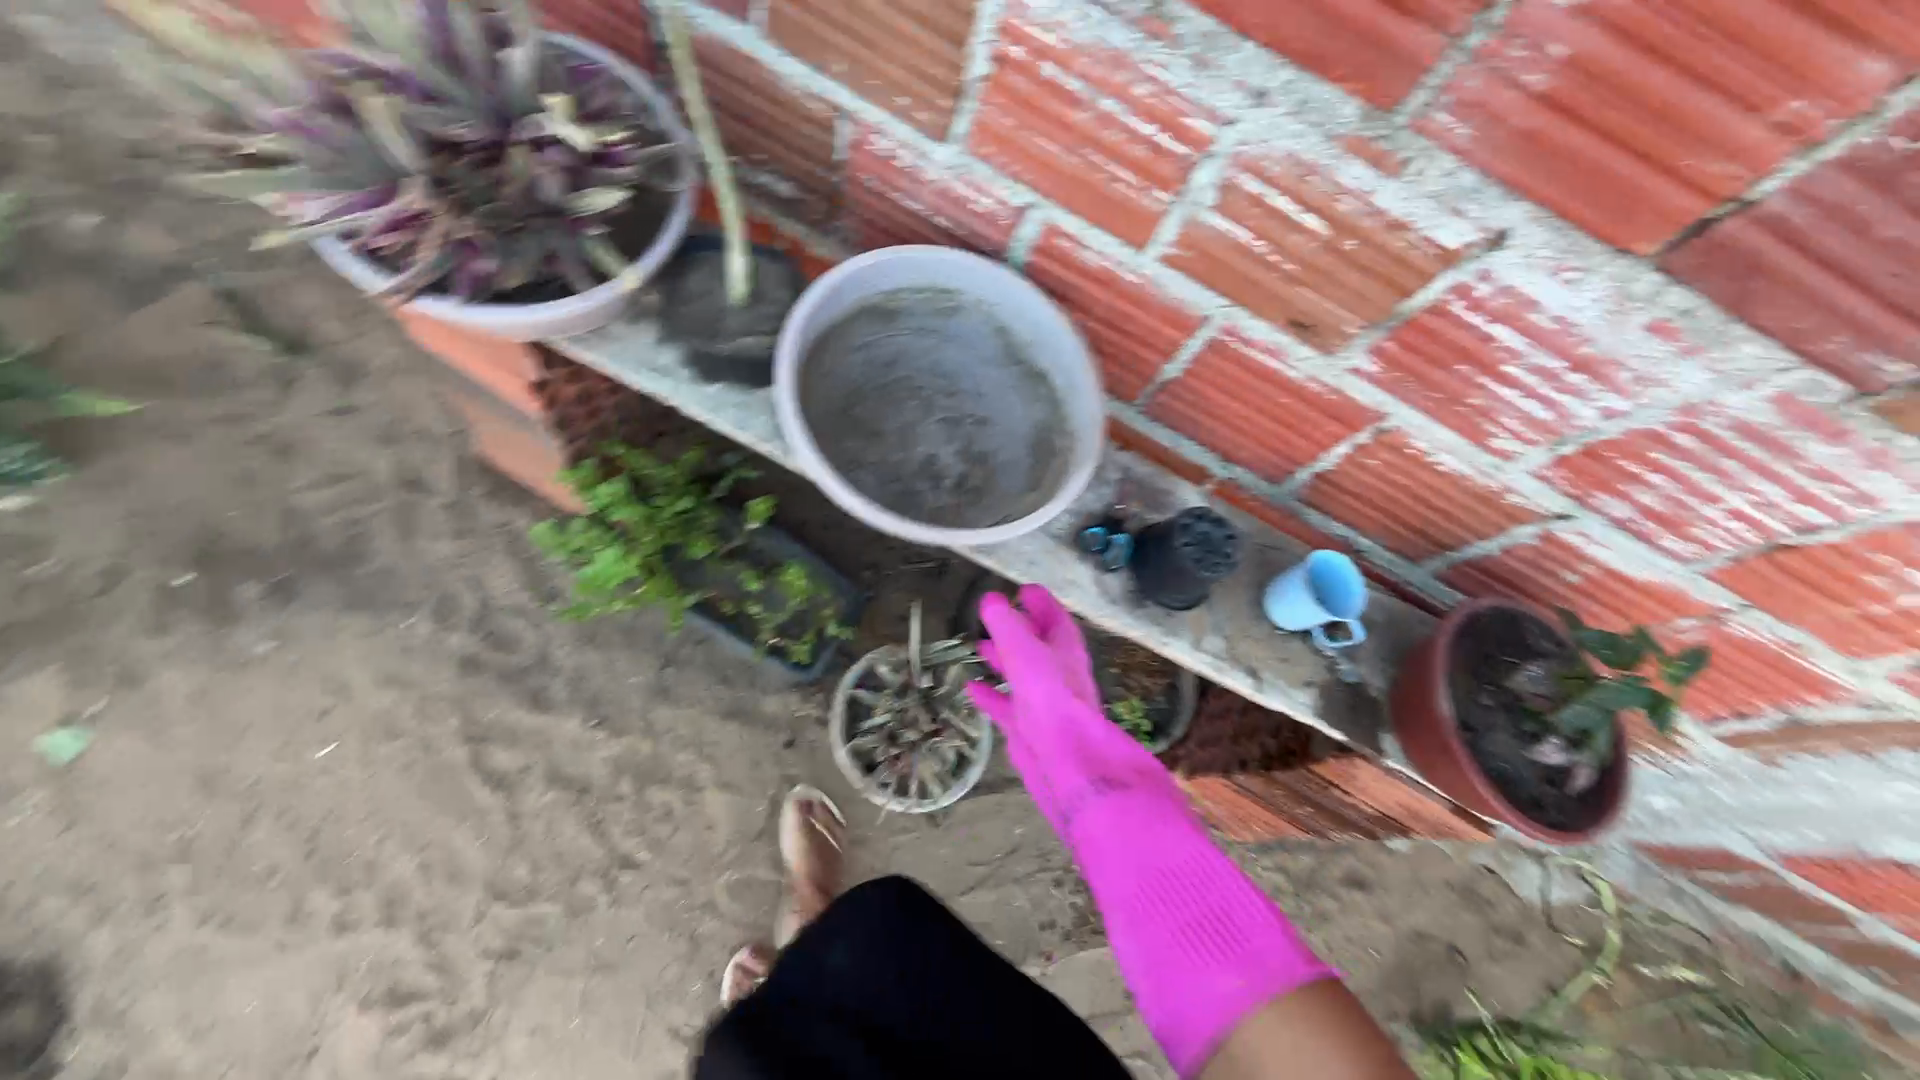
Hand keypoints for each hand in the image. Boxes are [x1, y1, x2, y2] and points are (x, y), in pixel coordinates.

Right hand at [966, 585, 1177, 833]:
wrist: (1063, 757)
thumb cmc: (1047, 693)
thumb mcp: (1022, 647)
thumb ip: (1004, 622)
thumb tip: (990, 599)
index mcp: (1065, 648)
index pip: (1054, 617)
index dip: (1040, 602)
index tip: (1023, 590)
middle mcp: (1058, 672)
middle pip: (1038, 644)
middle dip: (1019, 629)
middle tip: (997, 616)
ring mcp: (1044, 701)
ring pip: (1022, 673)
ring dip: (1003, 659)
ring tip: (980, 646)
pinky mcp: (1029, 727)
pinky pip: (1006, 705)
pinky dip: (990, 695)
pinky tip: (971, 688)